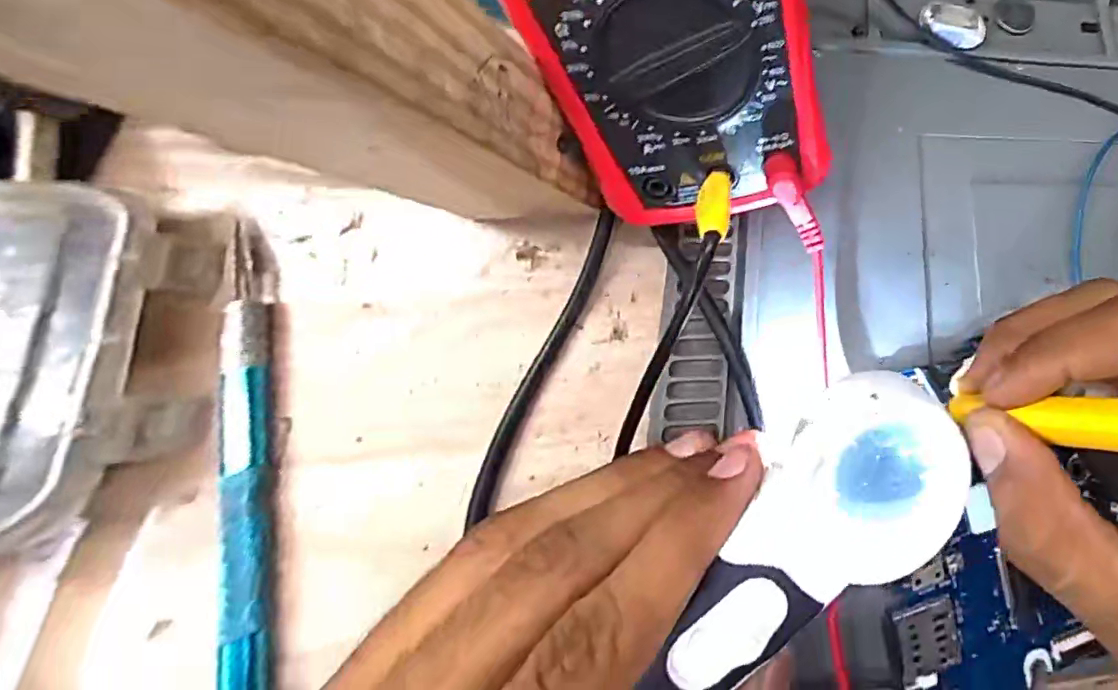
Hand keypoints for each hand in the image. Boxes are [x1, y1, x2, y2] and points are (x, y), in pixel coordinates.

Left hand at [328, 431, 762, 689]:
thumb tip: (755, 618)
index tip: (740, 471)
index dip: (682, 535)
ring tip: (678, 455)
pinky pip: (470, 557)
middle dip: (654, 491)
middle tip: (723, 449)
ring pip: (502, 542)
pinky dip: (552, 509)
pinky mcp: (362, 659)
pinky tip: (602, 492)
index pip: (597, 629)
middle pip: (549, 565)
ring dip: (608, 486)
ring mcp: (371, 678)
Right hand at [957, 281, 1117, 689]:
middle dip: (1038, 342)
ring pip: (1116, 327)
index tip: (990, 397)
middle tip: (977, 389)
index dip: (1058, 352)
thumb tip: (984, 431)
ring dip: (1041, 349)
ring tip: (990, 393)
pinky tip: (1026, 399)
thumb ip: (1054, 531)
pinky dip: (1061, 373)